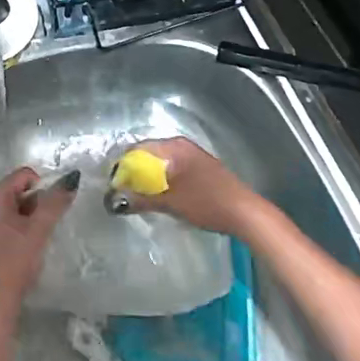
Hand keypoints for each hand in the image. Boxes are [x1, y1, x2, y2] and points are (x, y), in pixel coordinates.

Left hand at [0, 167, 76, 317]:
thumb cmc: (16, 261)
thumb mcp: (39, 230)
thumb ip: (55, 204)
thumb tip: (71, 180)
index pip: (24, 174)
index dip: (43, 184)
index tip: (55, 204)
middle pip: (23, 189)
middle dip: (42, 200)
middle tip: (51, 220)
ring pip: (22, 206)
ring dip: (38, 214)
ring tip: (46, 232)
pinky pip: (18, 220)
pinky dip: (31, 225)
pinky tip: (37, 243)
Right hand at [110, 137, 269, 237]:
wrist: (245, 214)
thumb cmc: (206, 202)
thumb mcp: (170, 202)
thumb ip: (141, 199)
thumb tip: (114, 201)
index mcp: (174, 146)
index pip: (138, 148)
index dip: (123, 165)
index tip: (114, 184)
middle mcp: (182, 145)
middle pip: (149, 155)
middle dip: (135, 173)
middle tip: (124, 192)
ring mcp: (193, 156)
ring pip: (161, 164)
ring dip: (149, 179)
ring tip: (139, 197)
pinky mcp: (200, 169)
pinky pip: (172, 170)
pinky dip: (163, 181)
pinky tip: (161, 197)